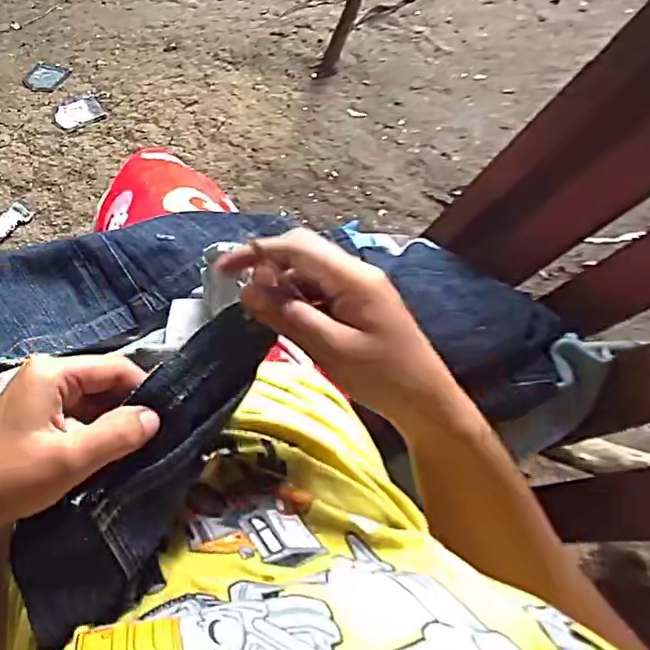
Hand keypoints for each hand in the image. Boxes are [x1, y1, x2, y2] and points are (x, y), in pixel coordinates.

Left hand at [0, 354, 161, 539]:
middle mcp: (46, 374)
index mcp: (51, 372)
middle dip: (130, 407)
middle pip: (103, 382)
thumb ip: (116, 435)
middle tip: (160, 436)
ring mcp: (40, 395)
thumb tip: (155, 416)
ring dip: (115, 422)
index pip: (113, 367)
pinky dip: (97, 431)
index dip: (144, 389)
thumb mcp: (70, 459)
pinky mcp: (38, 416)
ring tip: (142, 446)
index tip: (171, 417)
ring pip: (93, 401)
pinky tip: (114, 452)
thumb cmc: (13, 479)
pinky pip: (79, 415)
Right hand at [215, 229, 467, 430]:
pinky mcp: (356, 303)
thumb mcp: (330, 348)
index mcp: (353, 278)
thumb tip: (247, 291)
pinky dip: (294, 298)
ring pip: (307, 271)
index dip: (255, 252)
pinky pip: (317, 289)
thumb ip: (287, 316)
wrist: (427, 402)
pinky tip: (283, 318)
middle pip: (301, 252)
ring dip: (279, 284)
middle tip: (239, 292)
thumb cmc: (382, 377)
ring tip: (259, 311)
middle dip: (265, 265)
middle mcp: (355, 273)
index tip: (222, 269)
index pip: (296, 247)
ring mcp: (357, 287)